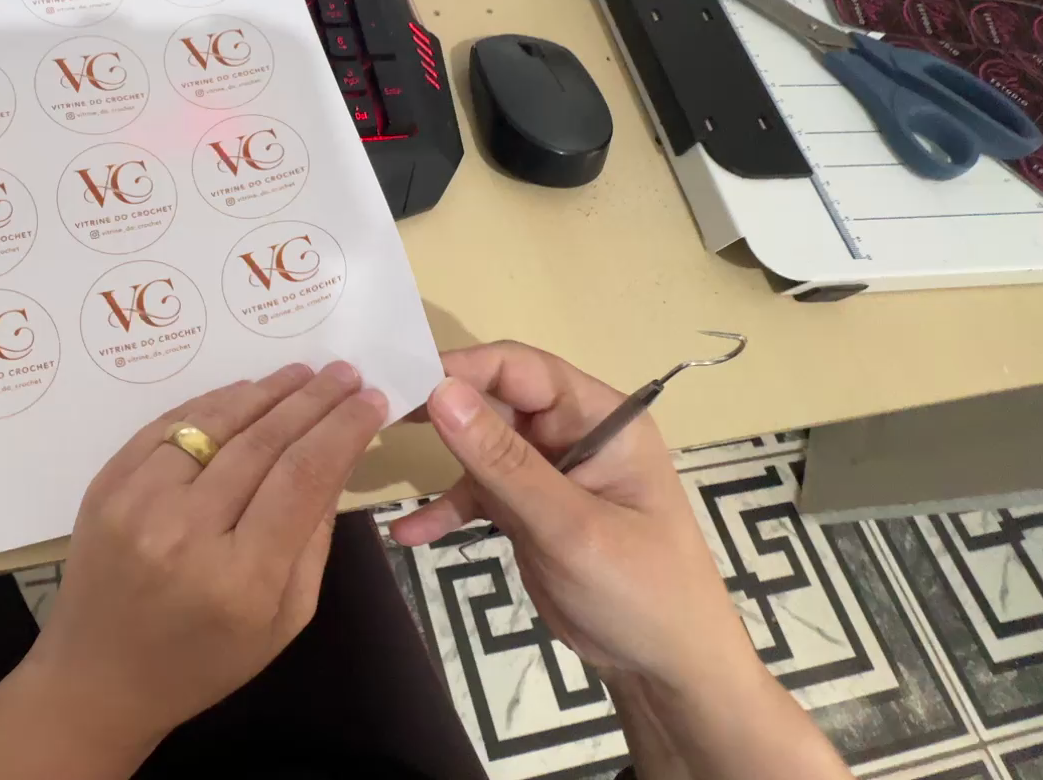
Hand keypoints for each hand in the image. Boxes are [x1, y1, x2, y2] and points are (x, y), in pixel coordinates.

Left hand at [17, 361, 387, 748]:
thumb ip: (313, 537)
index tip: (371, 399)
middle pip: (263, 442)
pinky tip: (246, 390)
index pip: (303, 476)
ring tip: (303, 373)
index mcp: (240, 578)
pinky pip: (170, 423)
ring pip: (215, 422)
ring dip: (265, 390)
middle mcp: (185, 531)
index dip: (342, 429)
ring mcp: (138, 501)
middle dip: (313, 400)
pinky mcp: (108, 482)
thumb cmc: (204, 658)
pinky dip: (214, 401)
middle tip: (345, 373)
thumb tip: (336, 456)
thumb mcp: (285, 619)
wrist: (99, 675)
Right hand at [389, 342, 752, 690]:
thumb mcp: (569, 525)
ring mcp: (546, 469)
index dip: (462, 367)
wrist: (667, 675)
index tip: (404, 380)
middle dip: (438, 404)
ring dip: (437, 456)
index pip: (520, 369)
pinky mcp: (526, 506)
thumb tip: (440, 391)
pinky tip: (408, 532)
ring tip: (375, 452)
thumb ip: (502, 460)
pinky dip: (446, 509)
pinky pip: (477, 493)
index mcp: (598, 418)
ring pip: (478, 443)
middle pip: (493, 398)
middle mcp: (570, 432)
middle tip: (379, 409)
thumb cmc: (640, 593)